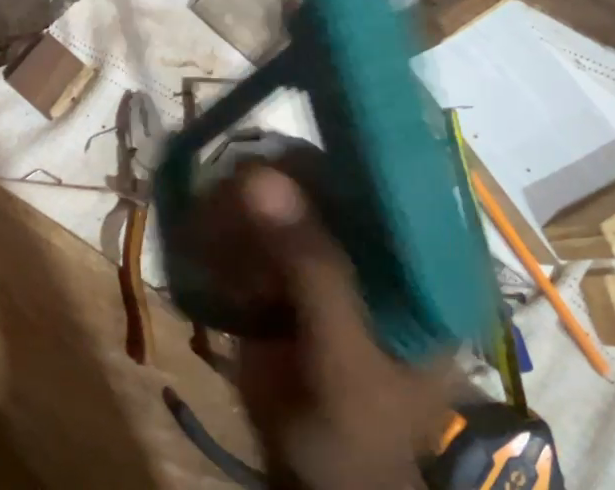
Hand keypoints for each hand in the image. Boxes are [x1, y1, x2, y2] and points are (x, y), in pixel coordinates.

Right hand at [232, 168, 451, 489]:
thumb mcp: (344, 354)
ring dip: (227, 215)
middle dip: (254, 191)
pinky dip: (215, 238)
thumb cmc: (360, 432)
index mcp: (414, 259)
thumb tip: (258, 174)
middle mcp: (368, 246)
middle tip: (216, 211)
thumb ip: (312, 268)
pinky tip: (201, 255)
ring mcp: (319, 260)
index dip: (313, 158)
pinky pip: (242, 235)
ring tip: (205, 241)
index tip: (254, 160)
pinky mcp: (277, 277)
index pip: (368, 177)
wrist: (325, 487)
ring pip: (266, 204)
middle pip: (308, 184)